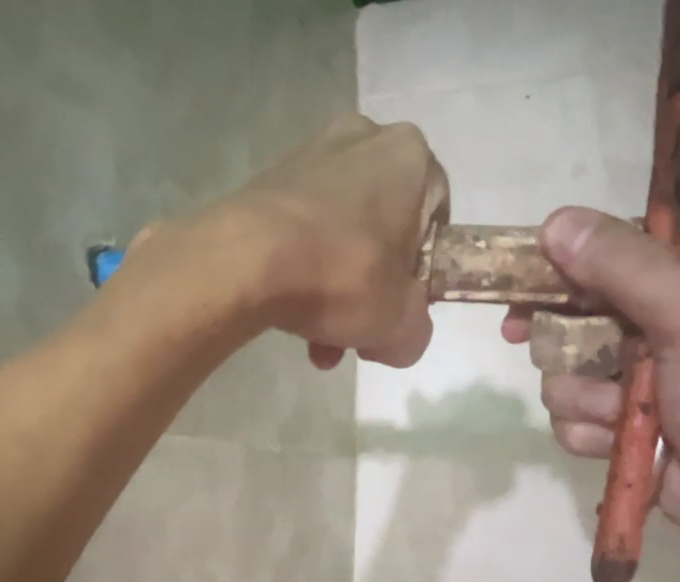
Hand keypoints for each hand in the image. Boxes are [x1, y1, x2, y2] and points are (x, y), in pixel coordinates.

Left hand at [210, 114, 449, 369]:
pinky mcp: (263, 183)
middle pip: (379, 233)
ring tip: (315, 343)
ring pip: (335, 238)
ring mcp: (307, 158)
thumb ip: (414, 333)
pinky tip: (286, 318)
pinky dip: (297, 274)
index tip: (398, 310)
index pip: (435, 220)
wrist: (244, 261)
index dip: (420, 275)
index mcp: (410, 156)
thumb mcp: (399, 324)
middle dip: (368, 292)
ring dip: (330, 292)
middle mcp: (362, 140)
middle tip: (354, 335)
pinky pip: (296, 235)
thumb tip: (397, 340)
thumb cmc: (342, 276)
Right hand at [516, 208, 679, 557]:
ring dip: (581, 394)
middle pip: (584, 312)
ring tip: (616, 412)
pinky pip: (574, 418)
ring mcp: (647, 382)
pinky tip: (615, 442)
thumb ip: (625, 267)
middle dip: (562, 334)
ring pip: (569, 371)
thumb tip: (555, 221)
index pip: (626, 252)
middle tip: (520, 333)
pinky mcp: (627, 430)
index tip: (529, 271)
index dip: (573, 261)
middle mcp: (675, 325)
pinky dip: (588, 431)